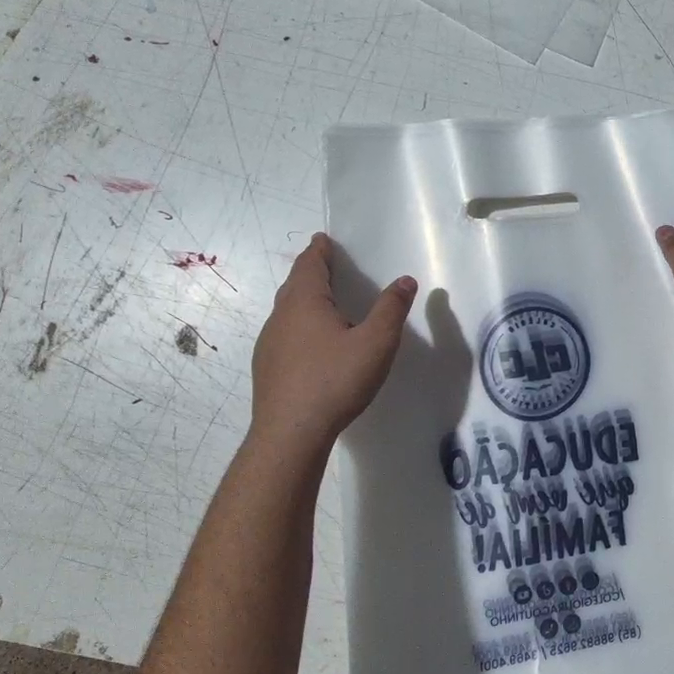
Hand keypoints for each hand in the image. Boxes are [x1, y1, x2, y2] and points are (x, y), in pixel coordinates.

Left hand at [250, 233, 415, 453]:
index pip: (309, 265)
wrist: (291, 434)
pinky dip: (301, 325)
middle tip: (326, 263)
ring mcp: (270, 344)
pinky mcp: (268, 368)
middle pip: (295, 285)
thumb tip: (405, 280)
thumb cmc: (335, 380)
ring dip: (305, 299)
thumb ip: (391, 309)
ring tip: (325, 301)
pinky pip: (286, 334)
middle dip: (311, 271)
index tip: (322, 239)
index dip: (318, 250)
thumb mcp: (376, 342)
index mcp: (305, 303)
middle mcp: (281, 318)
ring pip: (288, 311)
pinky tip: (314, 343)